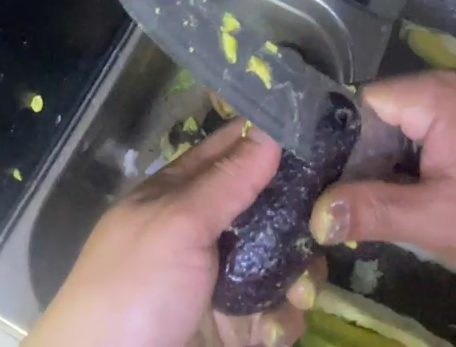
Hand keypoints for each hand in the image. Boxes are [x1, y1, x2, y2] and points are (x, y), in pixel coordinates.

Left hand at [28, 124, 324, 346]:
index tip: (322, 139)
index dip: (273, 140)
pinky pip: (273, 313)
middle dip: (299, 220)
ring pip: (278, 262)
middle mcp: (204, 231)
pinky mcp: (232, 326)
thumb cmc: (133, 288)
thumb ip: (227, 180)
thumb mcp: (177, 224)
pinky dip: (281, 320)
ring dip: (297, 276)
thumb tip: (271, 129)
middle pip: (267, 208)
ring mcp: (218, 281)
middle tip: (321, 231)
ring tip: (299, 295)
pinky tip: (274, 330)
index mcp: (180, 193)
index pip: (233, 150)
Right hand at [308, 70, 455, 346]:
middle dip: (356, 158)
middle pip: (378, 115)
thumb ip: (369, 209)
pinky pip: (418, 140)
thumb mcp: (430, 220)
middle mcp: (444, 90)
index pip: (363, 102)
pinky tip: (388, 199)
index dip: (336, 140)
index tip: (312, 177)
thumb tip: (314, 215)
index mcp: (434, 95)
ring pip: (396, 131)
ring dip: (378, 166)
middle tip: (325, 198)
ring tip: (348, 203)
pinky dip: (402, 168)